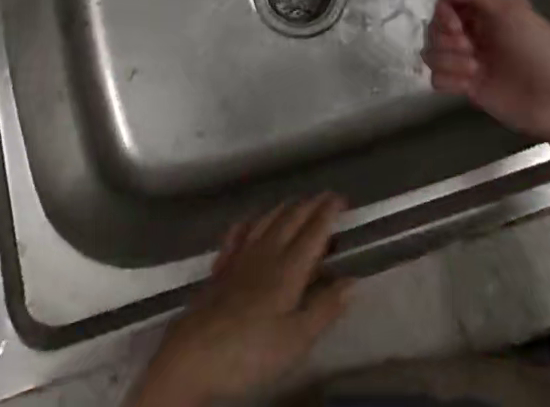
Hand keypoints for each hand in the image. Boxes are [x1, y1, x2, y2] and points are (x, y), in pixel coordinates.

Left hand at [128, 195, 351, 406]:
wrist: (197, 351)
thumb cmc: (254, 350)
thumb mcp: (298, 338)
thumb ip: (325, 307)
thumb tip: (352, 280)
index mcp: (288, 269)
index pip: (312, 233)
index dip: (327, 214)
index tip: (341, 198)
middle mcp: (264, 253)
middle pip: (289, 221)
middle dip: (309, 206)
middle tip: (326, 197)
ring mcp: (239, 256)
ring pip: (264, 222)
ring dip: (283, 209)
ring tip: (296, 203)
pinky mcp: (221, 266)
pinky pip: (237, 233)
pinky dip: (249, 222)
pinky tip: (250, 220)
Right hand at [421, 0, 549, 140]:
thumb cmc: (539, 50)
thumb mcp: (512, 8)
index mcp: (485, 15)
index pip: (446, 4)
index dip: (443, 13)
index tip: (455, 25)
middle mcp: (473, 35)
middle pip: (433, 28)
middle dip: (445, 37)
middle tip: (469, 48)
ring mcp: (467, 62)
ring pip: (431, 52)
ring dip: (448, 60)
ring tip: (474, 69)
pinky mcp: (466, 87)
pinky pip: (436, 77)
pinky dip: (449, 79)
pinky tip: (469, 85)